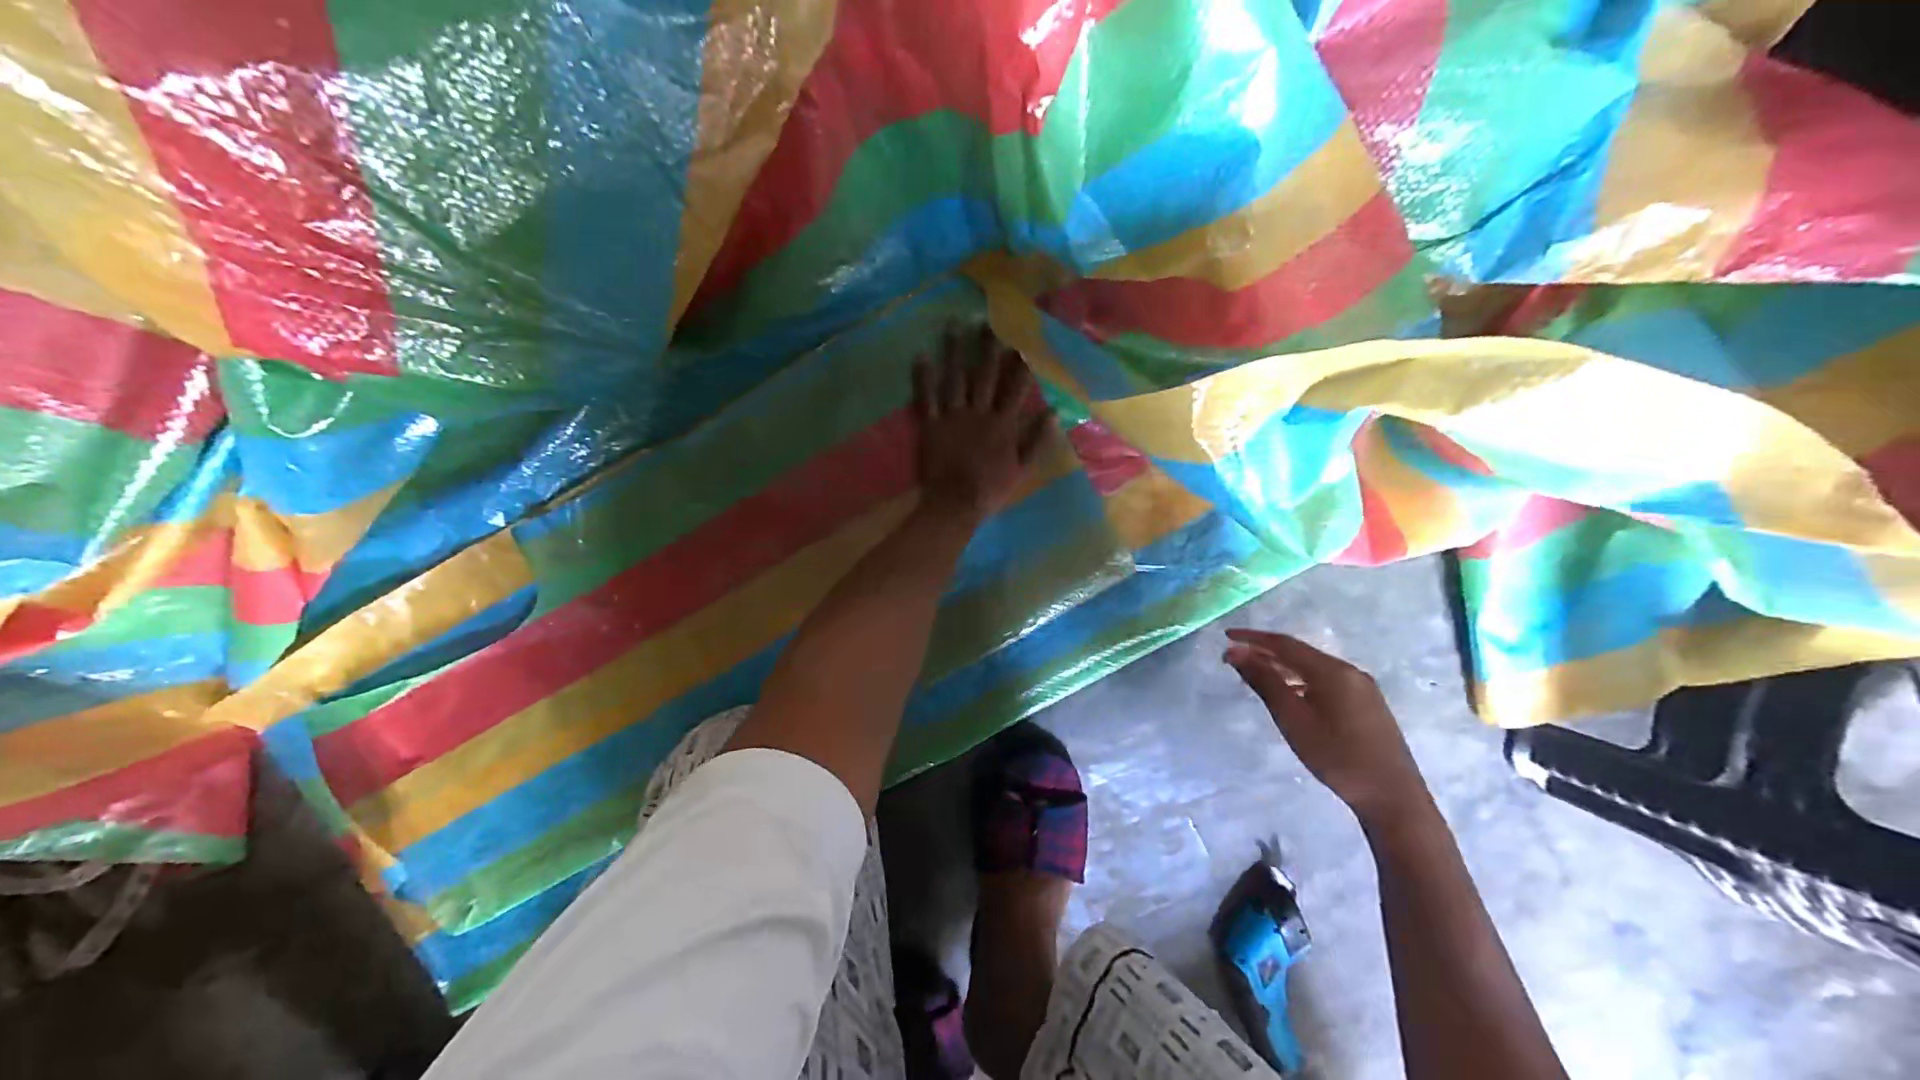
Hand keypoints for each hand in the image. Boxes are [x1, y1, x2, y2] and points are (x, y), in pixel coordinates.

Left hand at [912, 323, 1053, 521]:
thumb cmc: (991, 489)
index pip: (1015, 388)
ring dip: (954, 351)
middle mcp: (979, 413)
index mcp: (1003, 424)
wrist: (956, 504)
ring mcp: (953, 417)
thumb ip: (1036, 439)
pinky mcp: (931, 425)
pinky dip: (923, 377)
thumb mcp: (1022, 468)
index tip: (1023, 339)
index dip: (1019, 363)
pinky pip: (926, 398)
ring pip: (954, 378)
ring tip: (952, 325)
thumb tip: (1052, 411)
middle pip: (984, 375)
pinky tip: (921, 355)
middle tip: (987, 320)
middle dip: (987, 346)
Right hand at [1223, 628, 1430, 824]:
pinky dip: (1301, 681)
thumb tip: (1236, 653)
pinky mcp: (1367, 704)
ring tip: (1255, 674)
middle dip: (1265, 652)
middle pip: (1300, 654)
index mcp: (1332, 670)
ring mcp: (1361, 688)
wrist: (1391, 795)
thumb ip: (1264, 681)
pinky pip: (1326, 681)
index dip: (1253, 638)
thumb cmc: (1336, 755)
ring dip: (1283, 667)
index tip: (1226, 636)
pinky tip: (1290, 694)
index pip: (1285, 644)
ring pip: (1313, 668)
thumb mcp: (1292, 718)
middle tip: (1235, 657)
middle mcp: (1349, 671)